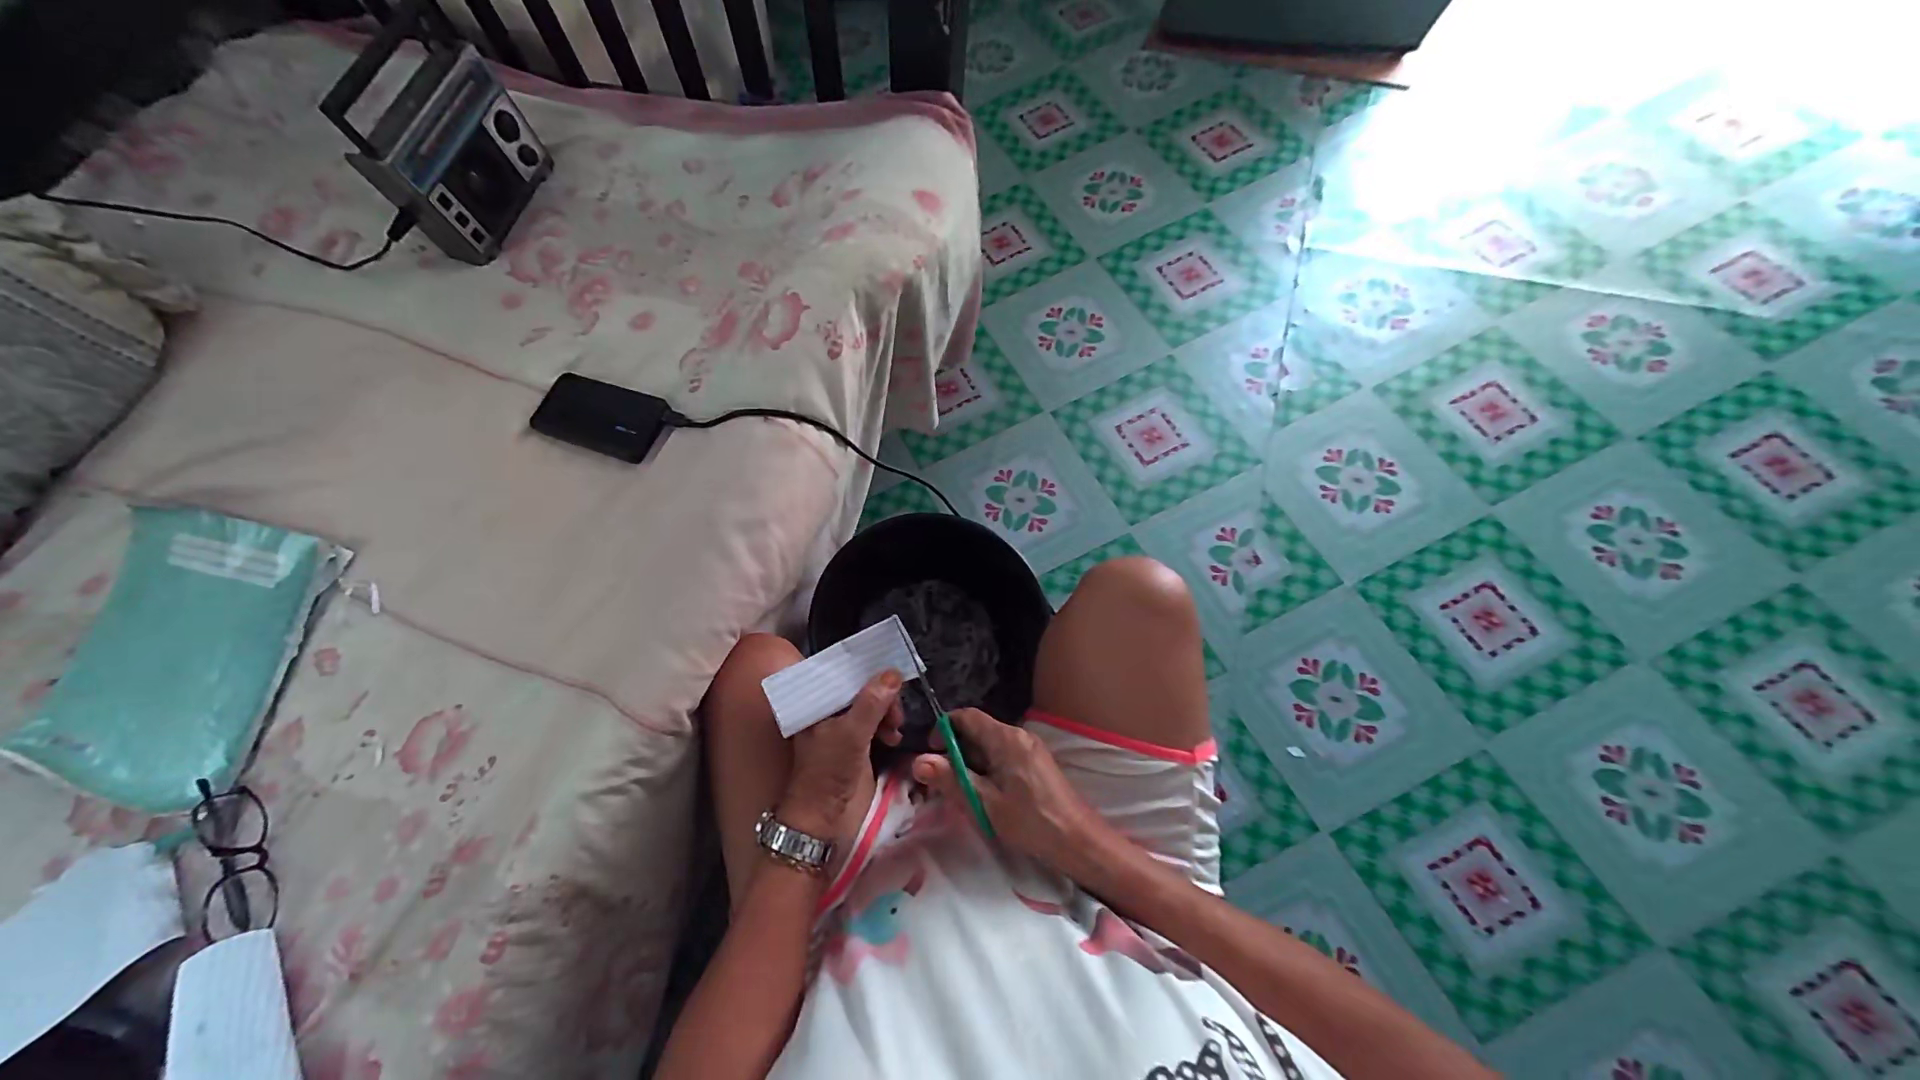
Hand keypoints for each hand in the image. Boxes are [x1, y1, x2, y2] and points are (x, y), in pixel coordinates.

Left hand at [779, 670, 904, 835]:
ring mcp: (841, 728)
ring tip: (895, 730)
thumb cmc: (829, 772)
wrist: (823, 819)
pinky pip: (875, 723)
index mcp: (816, 703)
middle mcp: (827, 711)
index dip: (869, 674)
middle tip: (895, 715)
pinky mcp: (854, 744)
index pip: (844, 674)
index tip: (893, 678)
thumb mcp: (852, 734)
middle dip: (882, 698)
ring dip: (888, 713)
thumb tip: (893, 673)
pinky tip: (894, 737)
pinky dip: (887, 726)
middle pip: (861, 689)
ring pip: (871, 706)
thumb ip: (872, 703)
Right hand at [911, 708, 1130, 885]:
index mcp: (1005, 738)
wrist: (1077, 840)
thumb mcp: (985, 803)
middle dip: (956, 751)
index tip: (931, 752)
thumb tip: (918, 760)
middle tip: (942, 781)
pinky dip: (988, 770)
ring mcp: (1030, 748)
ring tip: (963, 793)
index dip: (943, 729)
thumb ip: (951, 779)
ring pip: (989, 746)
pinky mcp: (1036, 763)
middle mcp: (1019, 735)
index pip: (966, 716)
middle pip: (977, 731)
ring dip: (972, 764)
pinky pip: (1003, 756)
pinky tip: (986, 796)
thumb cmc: (1030, 820)